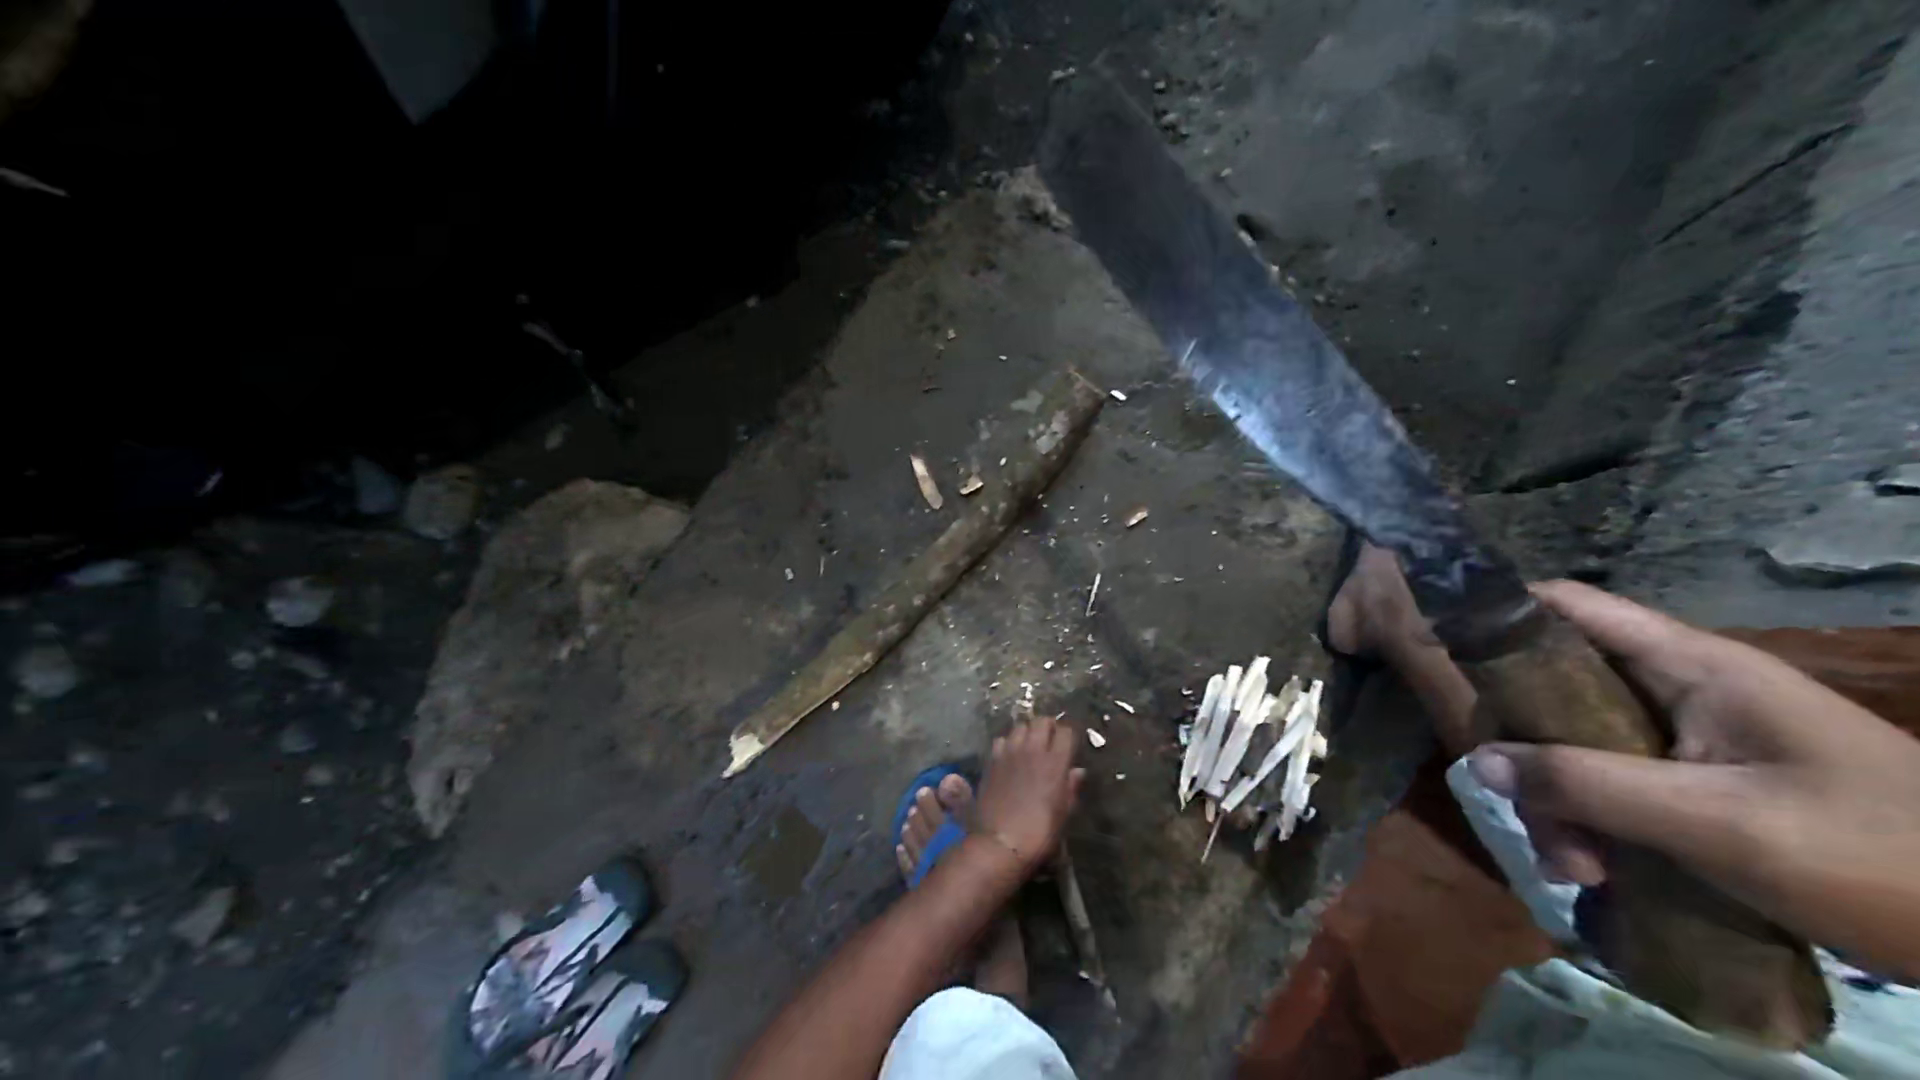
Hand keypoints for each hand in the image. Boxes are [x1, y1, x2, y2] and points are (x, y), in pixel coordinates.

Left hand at [972, 713, 1085, 874]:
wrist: (1000, 842)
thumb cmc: (1039, 832)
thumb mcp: (1064, 813)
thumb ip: (1071, 788)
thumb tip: (1078, 771)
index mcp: (1055, 762)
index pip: (1065, 732)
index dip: (1068, 735)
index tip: (1068, 744)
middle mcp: (1033, 750)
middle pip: (1041, 721)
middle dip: (1048, 726)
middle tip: (1050, 738)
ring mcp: (1010, 752)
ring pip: (1020, 726)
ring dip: (1027, 731)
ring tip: (1029, 744)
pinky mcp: (992, 760)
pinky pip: (1001, 740)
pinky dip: (1007, 742)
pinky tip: (1009, 754)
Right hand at [1469, 580, 1919, 979]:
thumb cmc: (1889, 859)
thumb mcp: (1722, 824)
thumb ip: (1589, 785)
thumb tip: (1479, 763)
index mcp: (1690, 666)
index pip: (1567, 606)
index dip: (1500, 614)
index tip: (1444, 653)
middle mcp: (1679, 689)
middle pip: (1557, 687)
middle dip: (1525, 746)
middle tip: (1523, 807)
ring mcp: (1691, 738)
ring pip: (1577, 744)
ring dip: (1559, 801)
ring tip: (1576, 868)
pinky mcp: (1702, 784)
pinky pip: (1614, 784)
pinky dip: (1591, 822)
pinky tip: (1597, 873)